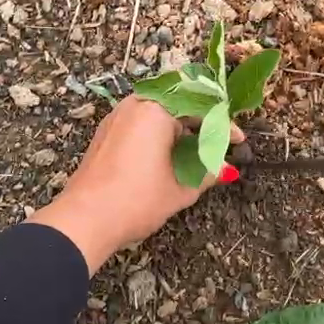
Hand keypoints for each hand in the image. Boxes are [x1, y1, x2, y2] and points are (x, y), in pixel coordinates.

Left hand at [26, 98, 237, 272]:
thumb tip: (224, 168)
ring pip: (158, 113)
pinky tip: (169, 157)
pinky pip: (140, 123)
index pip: (200, 107)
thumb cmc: (137, 199)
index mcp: (156, 109)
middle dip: (201, 124)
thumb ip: (207, 171)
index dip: (223, 125)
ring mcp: (117, 117)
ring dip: (180, 129)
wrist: (85, 219)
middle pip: (178, 104)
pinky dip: (159, 135)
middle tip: (218, 144)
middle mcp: (135, 105)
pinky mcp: (106, 133)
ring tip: (196, 154)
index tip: (238, 141)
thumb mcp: (182, 187)